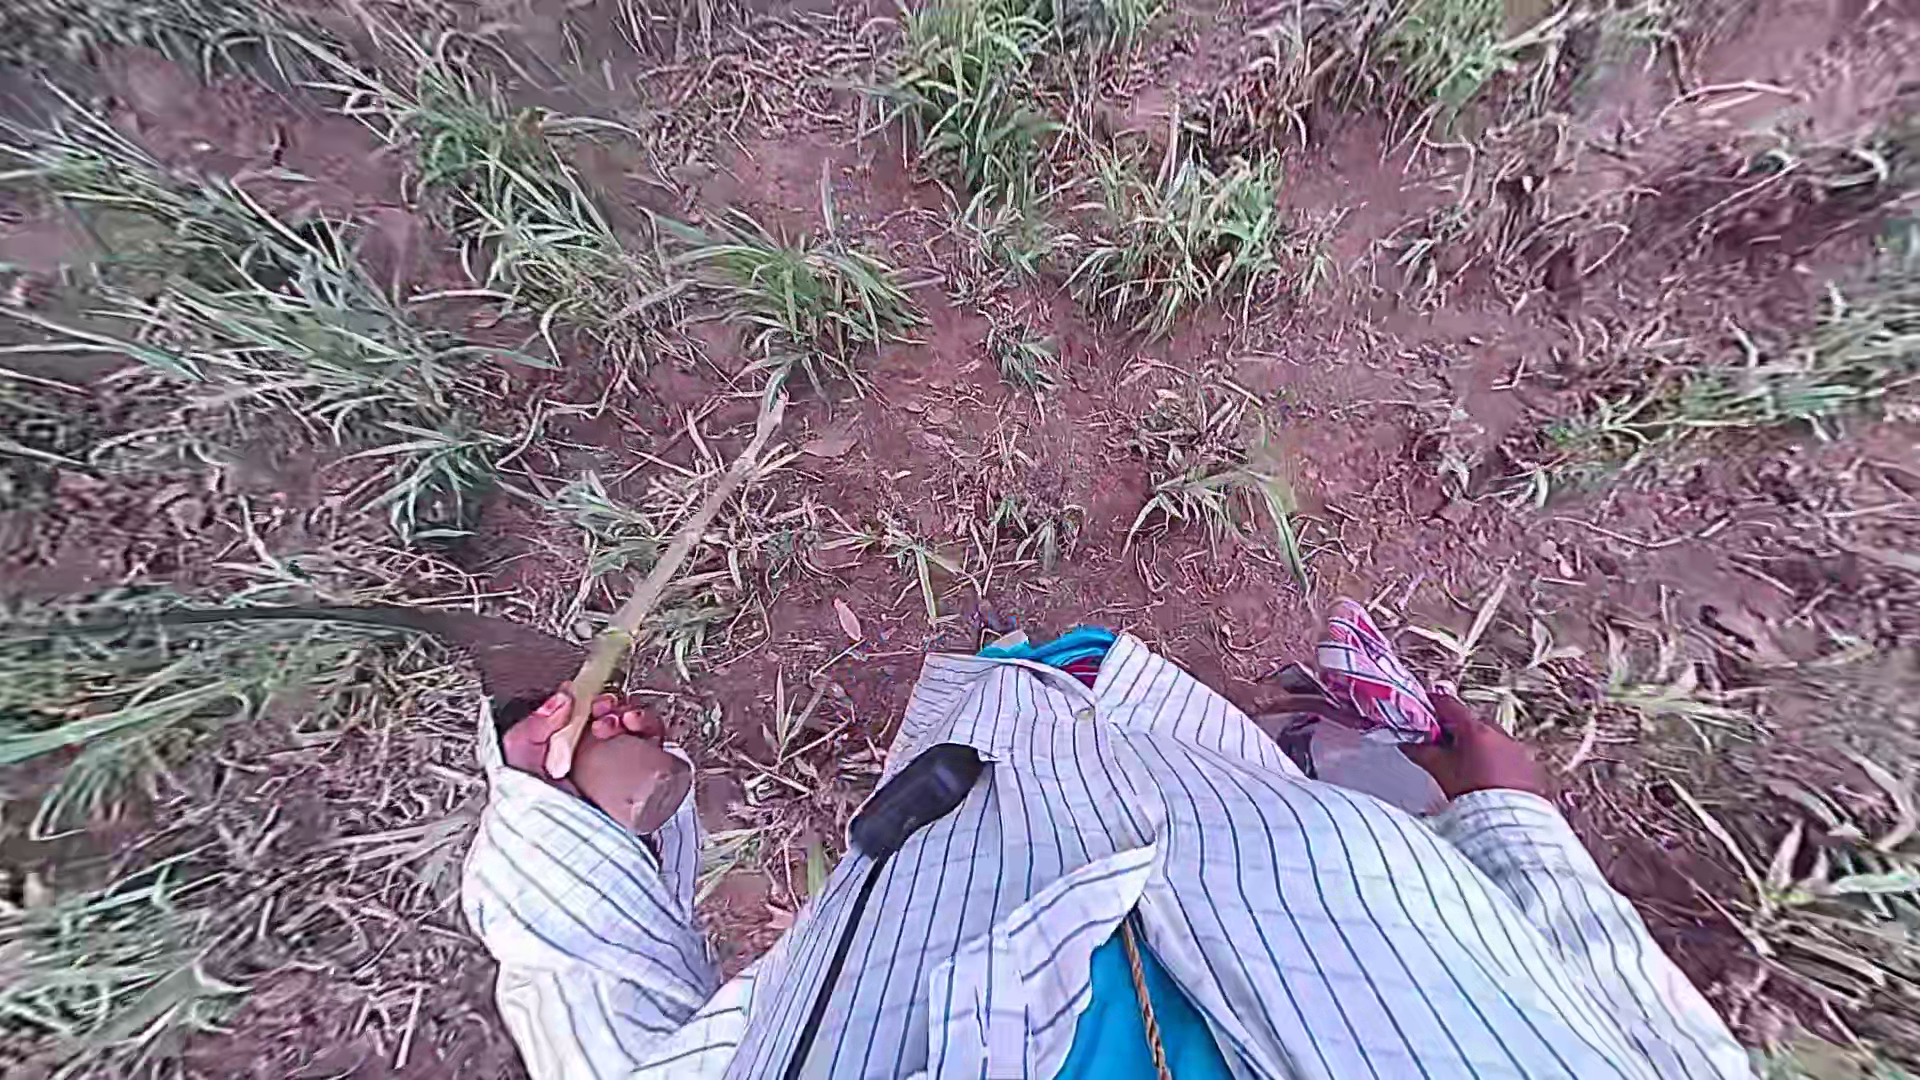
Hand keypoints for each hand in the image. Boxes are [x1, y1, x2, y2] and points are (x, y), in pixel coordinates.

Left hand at [502, 684, 689, 833]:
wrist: (582, 867)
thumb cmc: (542, 832)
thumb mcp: (519, 775)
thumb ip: (530, 734)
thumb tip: (560, 699)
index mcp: (562, 760)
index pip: (580, 718)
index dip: (585, 702)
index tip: (584, 698)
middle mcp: (596, 765)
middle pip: (613, 719)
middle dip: (611, 707)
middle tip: (604, 710)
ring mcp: (626, 773)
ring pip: (639, 728)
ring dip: (634, 714)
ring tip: (623, 721)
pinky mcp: (651, 781)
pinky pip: (661, 746)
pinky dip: (654, 729)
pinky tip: (641, 730)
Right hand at [1399, 687, 1546, 798]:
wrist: (1510, 821)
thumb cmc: (1474, 791)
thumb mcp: (1437, 767)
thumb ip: (1419, 750)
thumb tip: (1408, 744)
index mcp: (1474, 730)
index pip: (1448, 705)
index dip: (1433, 702)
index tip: (1425, 704)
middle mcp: (1499, 735)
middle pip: (1471, 721)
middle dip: (1455, 728)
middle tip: (1440, 739)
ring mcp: (1518, 751)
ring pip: (1491, 738)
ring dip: (1476, 743)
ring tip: (1463, 760)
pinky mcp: (1531, 768)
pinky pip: (1507, 754)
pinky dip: (1494, 758)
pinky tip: (1484, 773)